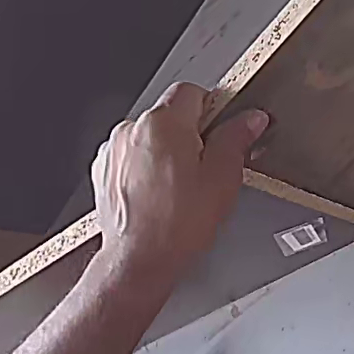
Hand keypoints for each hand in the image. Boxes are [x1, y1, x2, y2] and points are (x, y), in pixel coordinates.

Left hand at [91, 82, 269, 286]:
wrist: (138, 261)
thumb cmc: (175, 227)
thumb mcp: (222, 180)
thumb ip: (236, 140)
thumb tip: (250, 119)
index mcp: (163, 123)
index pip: (192, 92)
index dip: (212, 111)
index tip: (222, 132)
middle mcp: (132, 130)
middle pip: (170, 115)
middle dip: (189, 136)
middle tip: (204, 170)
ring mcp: (113, 150)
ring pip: (150, 137)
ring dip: (165, 153)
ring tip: (179, 189)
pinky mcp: (103, 170)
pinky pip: (132, 157)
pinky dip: (145, 169)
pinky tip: (158, 196)